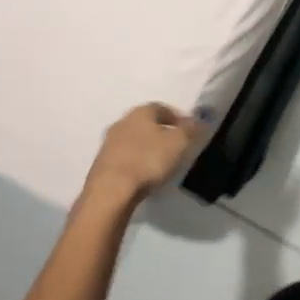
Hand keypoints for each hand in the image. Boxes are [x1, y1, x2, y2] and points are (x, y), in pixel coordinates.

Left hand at [83, 102, 201, 205]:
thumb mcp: (178, 143)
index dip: (177, 118)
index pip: (162, 107)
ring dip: (145, 148)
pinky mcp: (100, 164)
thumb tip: (199, 119)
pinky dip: (134, 162)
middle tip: (174, 147)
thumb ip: (190, 129)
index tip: (188, 132)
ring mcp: (108, 143)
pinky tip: (142, 175)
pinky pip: (123, 157)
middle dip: (160, 133)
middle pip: (146, 123)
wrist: (110, 191)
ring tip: (158, 164)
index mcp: (140, 111)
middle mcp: (122, 121)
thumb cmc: (148, 160)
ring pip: (133, 140)